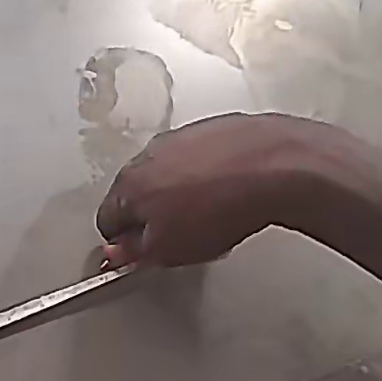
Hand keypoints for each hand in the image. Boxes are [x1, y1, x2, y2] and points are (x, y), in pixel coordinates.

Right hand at [95, 113, 344, 265]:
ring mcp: (182, 136)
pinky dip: (207, 176)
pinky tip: (228, 194)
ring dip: (179, 194)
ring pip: (168, 173)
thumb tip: (121, 252)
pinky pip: (200, 158)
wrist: (275, 167)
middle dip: (151, 215)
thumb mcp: (169, 250)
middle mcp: (149, 153)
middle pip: (136, 192)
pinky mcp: (214, 128)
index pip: (107, 219)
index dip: (122, 242)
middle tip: (176, 237)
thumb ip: (137, 252)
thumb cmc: (222, 207)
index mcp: (130, 184)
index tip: (140, 252)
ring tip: (208, 216)